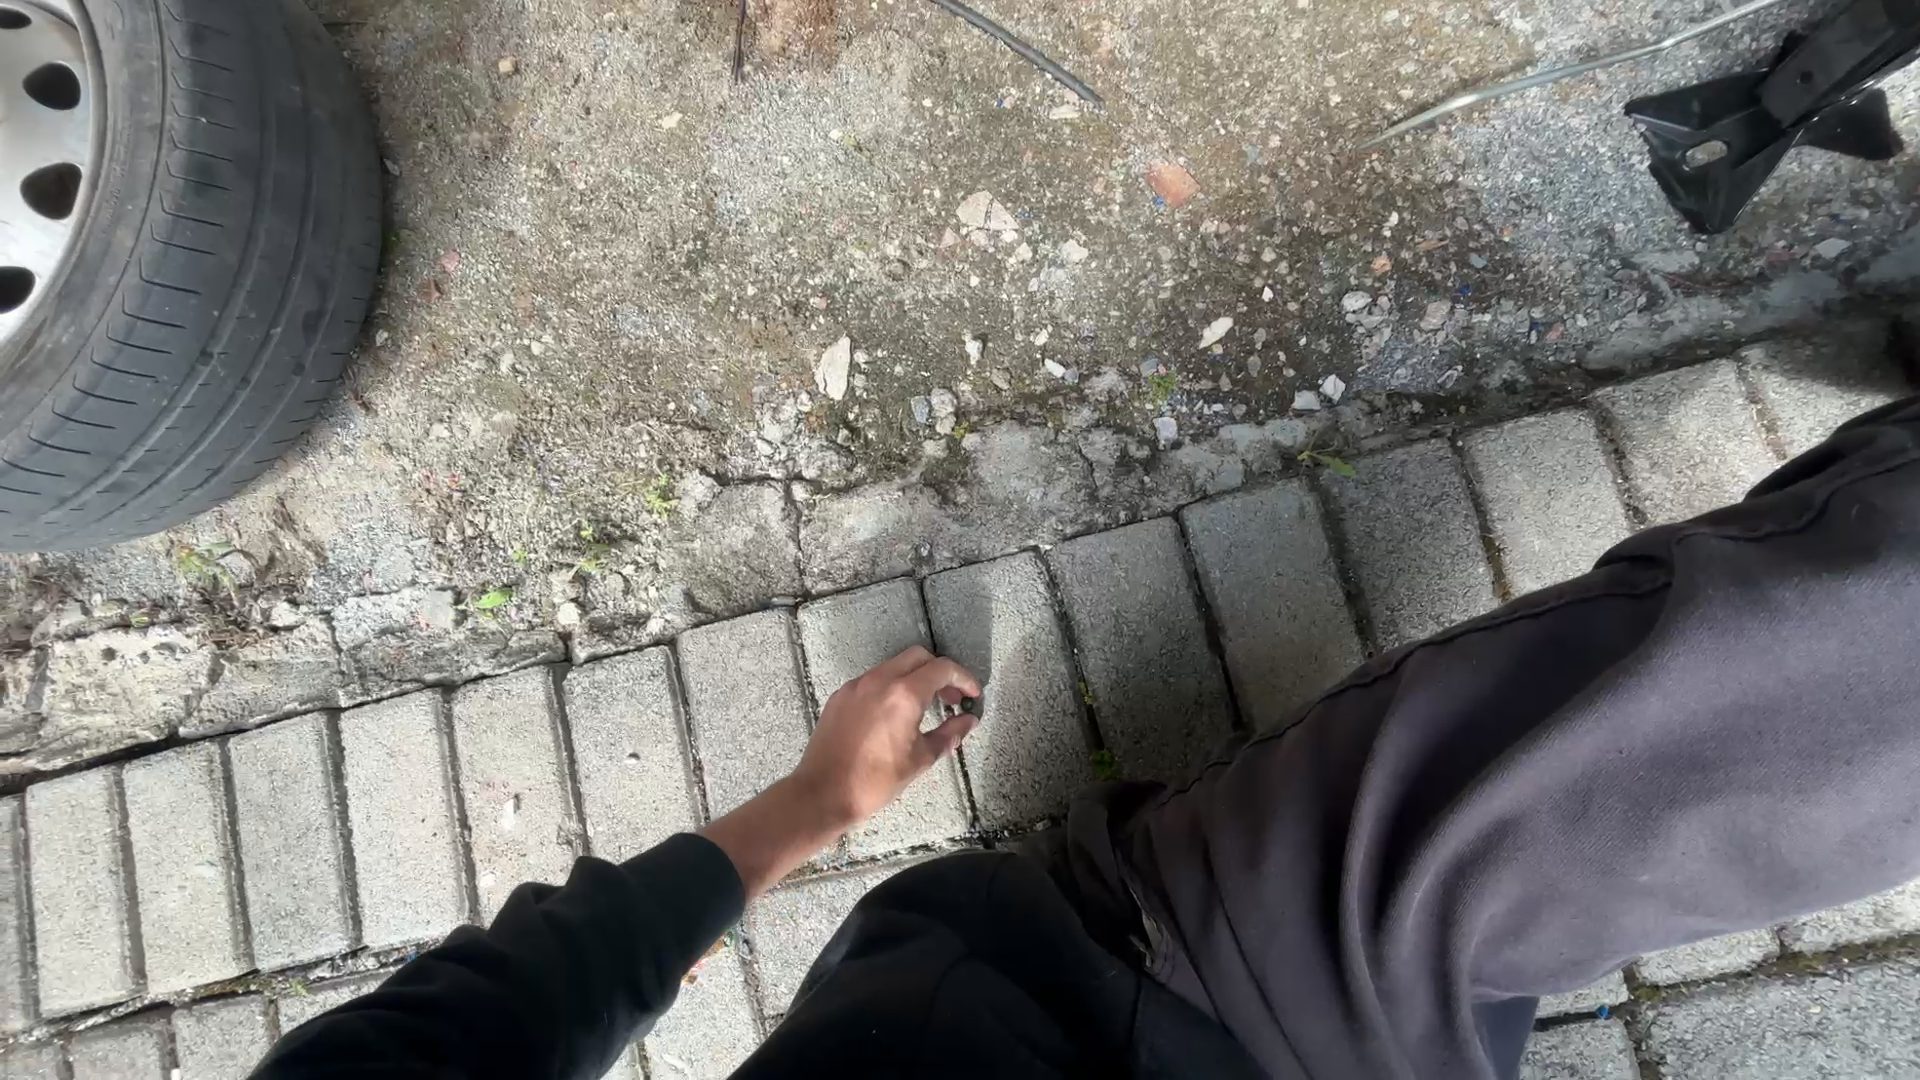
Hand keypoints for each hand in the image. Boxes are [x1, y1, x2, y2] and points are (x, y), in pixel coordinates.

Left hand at [700, 646, 981, 898]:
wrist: (822, 793)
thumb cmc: (875, 780)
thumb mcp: (920, 760)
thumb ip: (949, 734)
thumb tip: (969, 720)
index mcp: (903, 694)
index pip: (942, 668)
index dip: (964, 678)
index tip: (972, 694)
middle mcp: (879, 680)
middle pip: (918, 656)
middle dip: (939, 671)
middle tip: (950, 698)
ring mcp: (857, 685)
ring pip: (894, 665)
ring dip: (915, 677)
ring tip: (924, 706)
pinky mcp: (841, 695)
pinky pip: (873, 679)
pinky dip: (891, 685)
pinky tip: (894, 713)